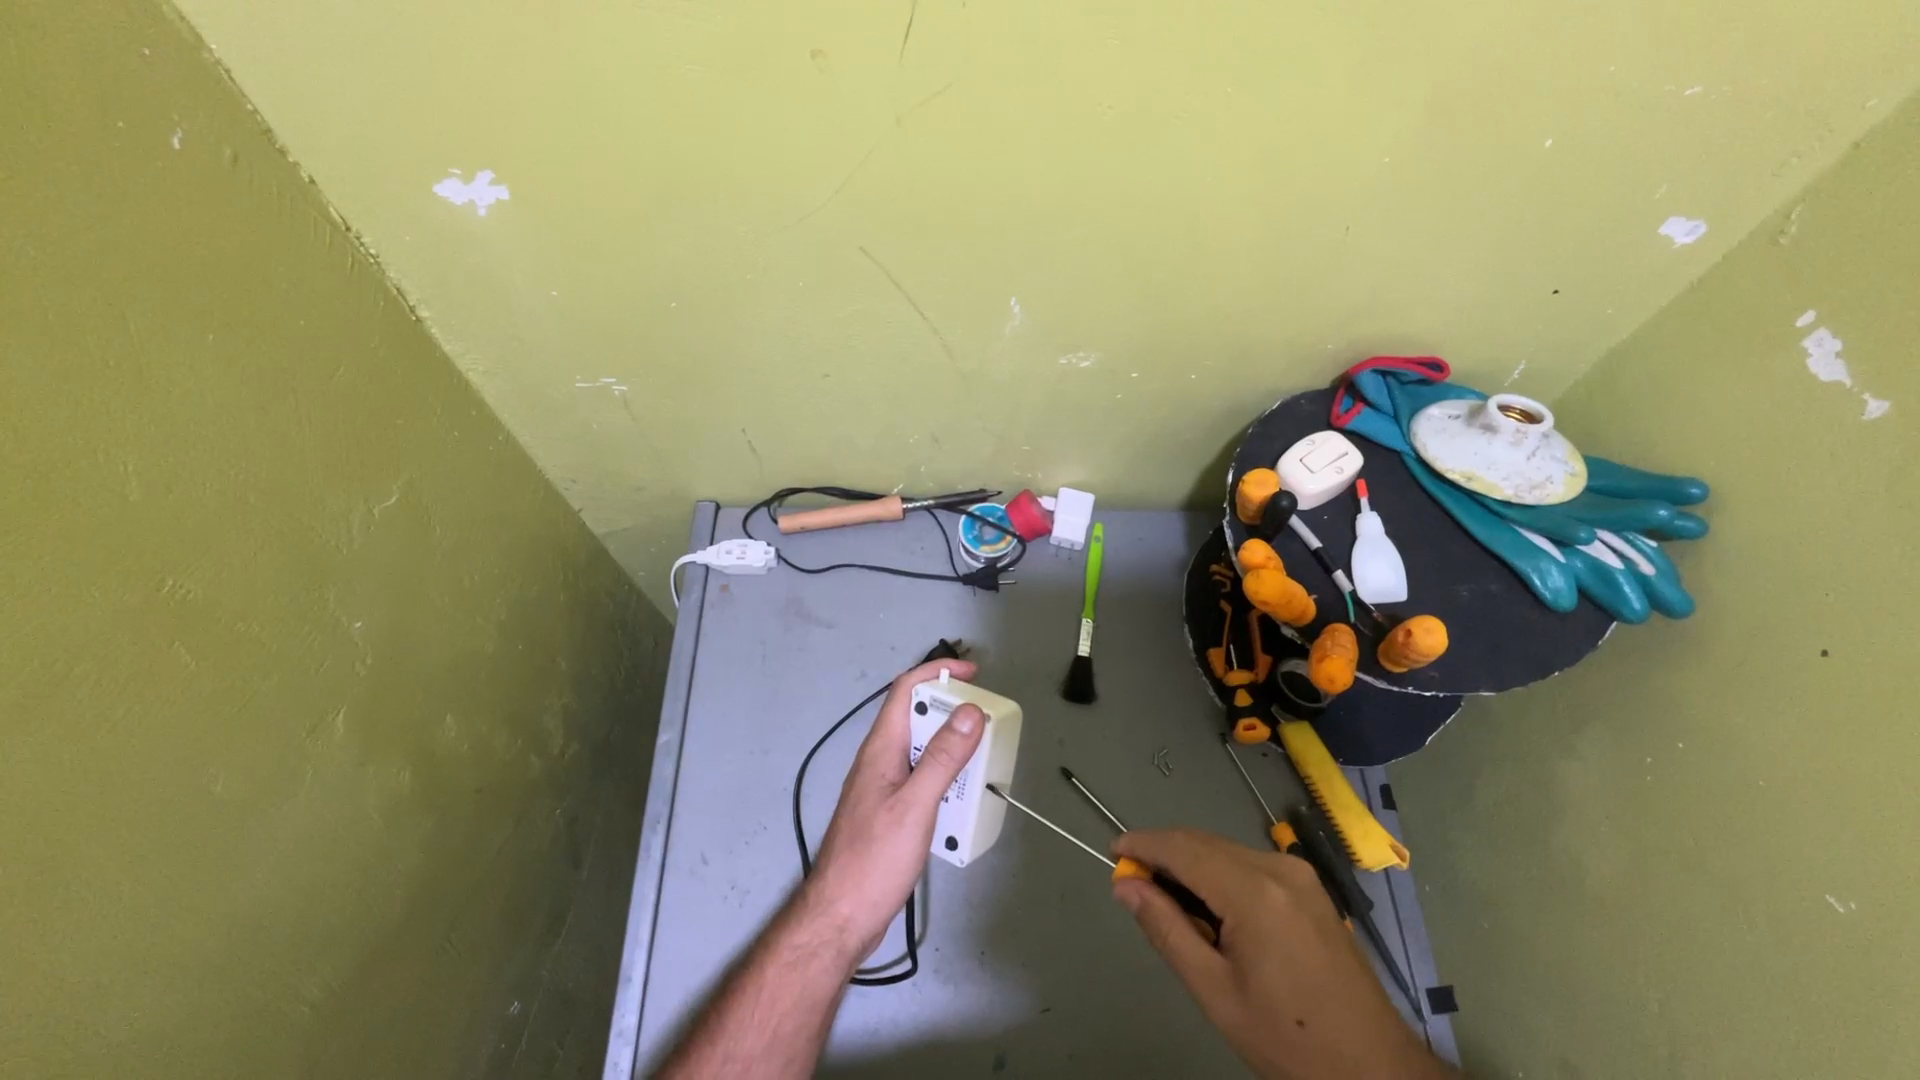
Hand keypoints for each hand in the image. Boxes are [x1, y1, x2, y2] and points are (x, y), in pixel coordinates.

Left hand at [804, 659, 986, 960]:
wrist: (841, 916)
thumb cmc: (874, 859)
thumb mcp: (916, 805)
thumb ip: (944, 757)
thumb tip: (970, 710)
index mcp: (881, 749)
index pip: (906, 691)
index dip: (937, 672)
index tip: (973, 674)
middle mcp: (881, 762)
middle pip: (917, 719)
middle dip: (953, 712)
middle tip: (989, 722)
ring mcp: (884, 788)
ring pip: (923, 752)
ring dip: (953, 749)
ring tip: (984, 760)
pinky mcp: (891, 814)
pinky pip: (923, 782)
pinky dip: (947, 781)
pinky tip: (963, 801)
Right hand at [1112, 829, 1452, 1079]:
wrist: (1374, 1068)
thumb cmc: (1287, 1037)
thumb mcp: (1215, 991)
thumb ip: (1166, 929)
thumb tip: (1126, 885)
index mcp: (1255, 892)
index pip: (1184, 848)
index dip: (1143, 845)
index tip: (1112, 853)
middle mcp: (1279, 869)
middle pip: (1204, 842)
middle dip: (1164, 855)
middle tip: (1132, 886)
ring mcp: (1300, 875)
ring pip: (1226, 850)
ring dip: (1190, 865)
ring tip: (1169, 907)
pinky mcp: (1311, 889)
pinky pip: (1249, 865)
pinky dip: (1218, 874)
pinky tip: (1209, 910)